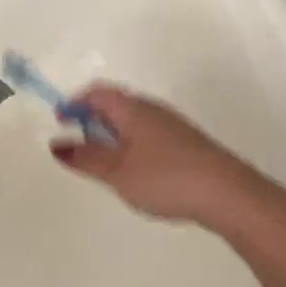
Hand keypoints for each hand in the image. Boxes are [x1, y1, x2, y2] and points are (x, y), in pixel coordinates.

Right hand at [49, 84, 270, 228]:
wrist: (228, 194)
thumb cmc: (165, 179)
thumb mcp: (116, 172)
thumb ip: (85, 158)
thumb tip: (57, 143)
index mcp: (132, 109)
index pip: (97, 92)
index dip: (74, 102)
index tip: (60, 123)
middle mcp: (152, 109)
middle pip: (115, 103)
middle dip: (92, 119)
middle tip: (80, 147)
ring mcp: (173, 125)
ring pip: (133, 119)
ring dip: (112, 133)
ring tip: (106, 164)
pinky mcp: (187, 142)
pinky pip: (148, 133)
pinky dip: (131, 143)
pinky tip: (136, 172)